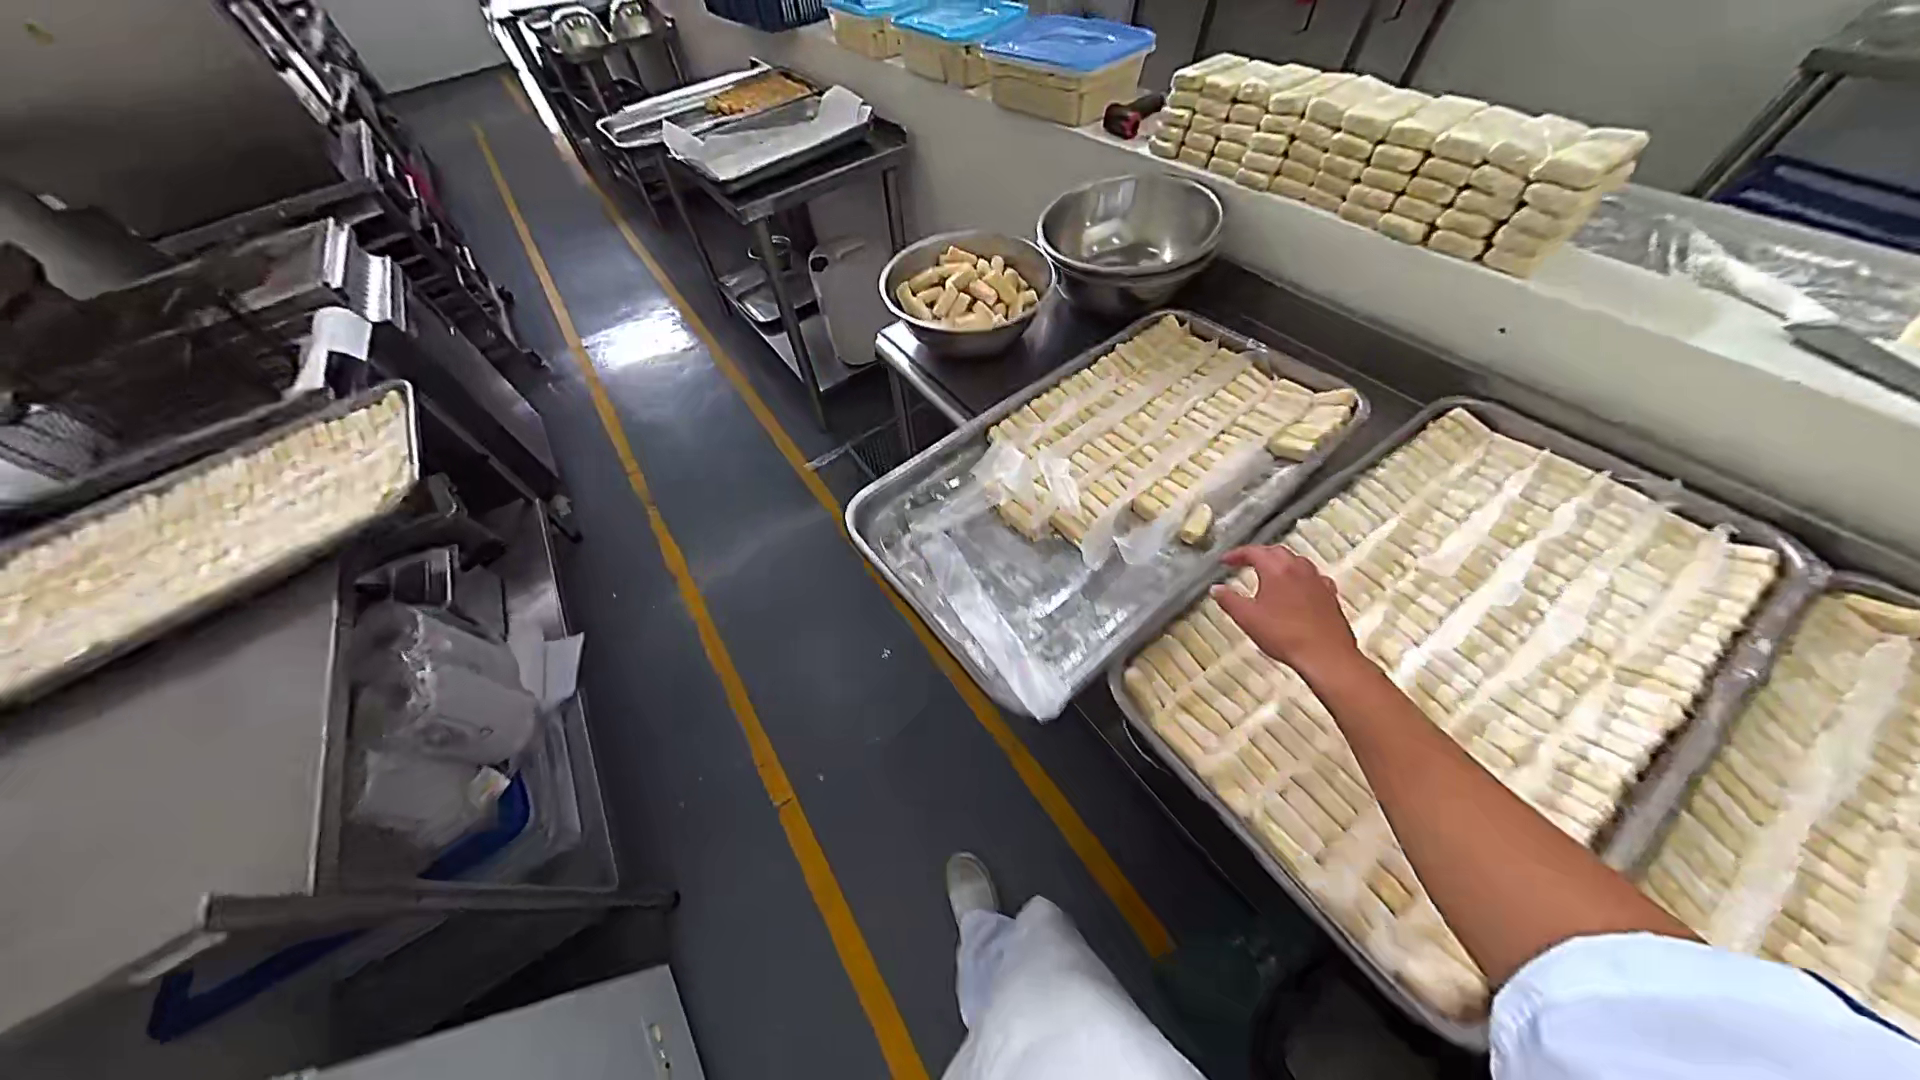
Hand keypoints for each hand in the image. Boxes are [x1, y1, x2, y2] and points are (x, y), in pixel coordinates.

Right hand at [1211, 545, 1359, 676]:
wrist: (1325, 655)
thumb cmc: (1287, 636)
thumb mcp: (1246, 618)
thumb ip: (1228, 600)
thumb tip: (1217, 590)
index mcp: (1277, 570)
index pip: (1253, 552)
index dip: (1237, 554)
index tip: (1227, 560)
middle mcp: (1300, 570)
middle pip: (1277, 552)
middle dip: (1259, 554)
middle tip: (1245, 561)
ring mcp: (1318, 582)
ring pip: (1297, 562)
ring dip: (1281, 563)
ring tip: (1270, 572)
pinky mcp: (1330, 596)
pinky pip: (1313, 578)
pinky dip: (1301, 578)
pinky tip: (1299, 589)